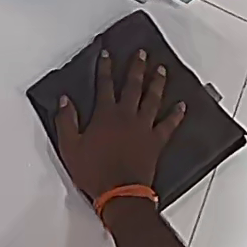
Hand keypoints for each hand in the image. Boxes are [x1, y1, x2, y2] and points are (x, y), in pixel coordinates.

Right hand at [55, 44, 186, 202]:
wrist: (120, 193)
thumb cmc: (94, 171)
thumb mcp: (69, 145)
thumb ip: (66, 120)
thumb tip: (64, 101)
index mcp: (105, 115)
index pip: (104, 85)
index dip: (105, 68)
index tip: (107, 54)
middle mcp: (127, 116)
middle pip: (133, 86)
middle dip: (136, 67)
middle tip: (142, 54)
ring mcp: (144, 128)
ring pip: (153, 99)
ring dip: (157, 83)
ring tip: (161, 70)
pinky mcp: (156, 142)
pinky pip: (169, 124)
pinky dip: (176, 114)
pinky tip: (182, 105)